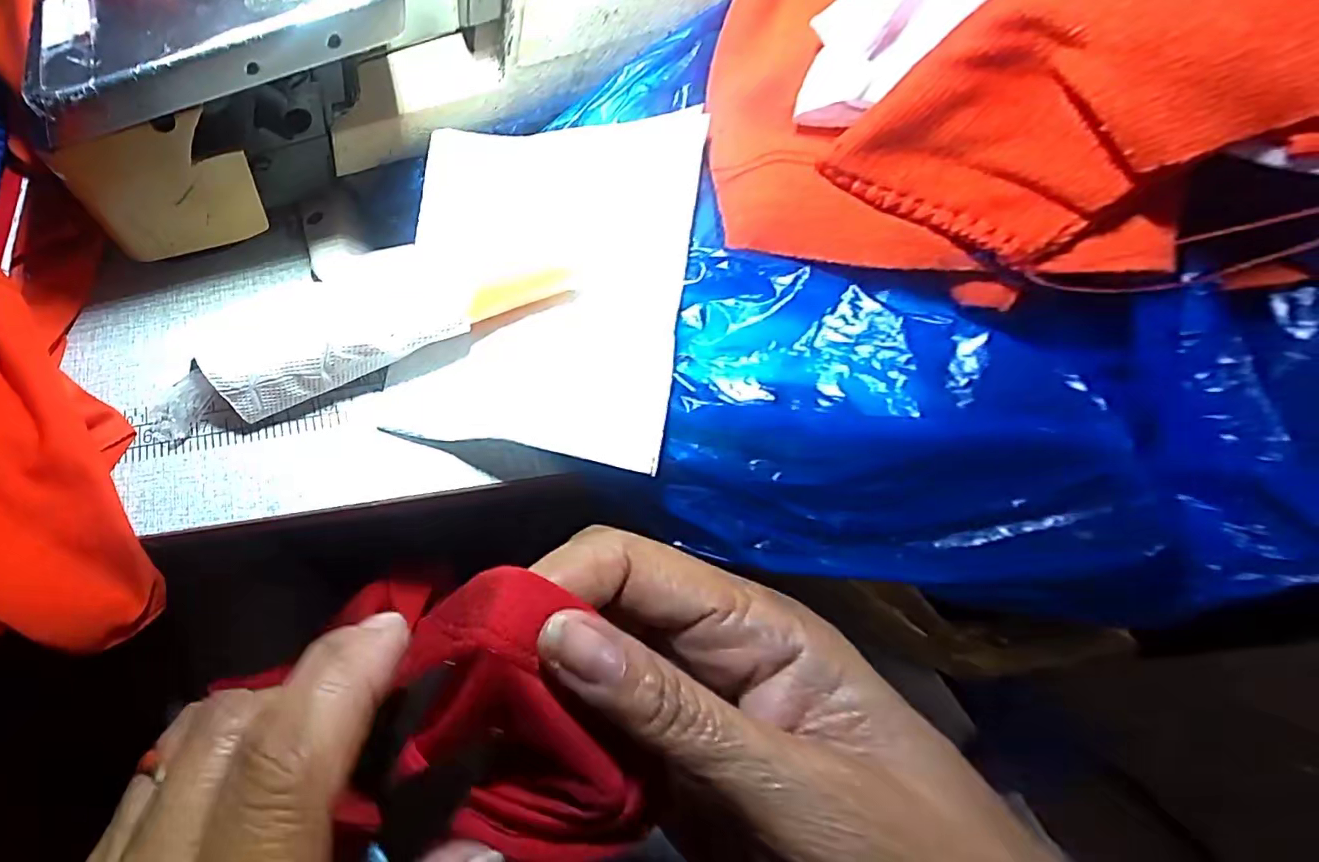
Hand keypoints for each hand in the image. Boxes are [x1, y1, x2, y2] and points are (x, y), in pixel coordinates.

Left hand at [88, 612, 495, 861]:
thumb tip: (475, 855)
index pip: (277, 763)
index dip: (339, 679)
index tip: (392, 627)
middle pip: (224, 733)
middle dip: (306, 683)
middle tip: (370, 675)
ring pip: (179, 746)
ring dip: (258, 711)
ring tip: (318, 714)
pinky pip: (149, 787)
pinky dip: (208, 753)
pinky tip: (246, 772)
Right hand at [532, 527, 1055, 861]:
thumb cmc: (916, 855)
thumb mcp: (799, 784)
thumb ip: (675, 710)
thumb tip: (556, 632)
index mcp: (745, 620)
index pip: (629, 561)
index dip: (563, 577)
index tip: (507, 627)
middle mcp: (700, 645)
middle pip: (596, 604)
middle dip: (536, 627)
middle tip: (478, 670)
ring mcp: (679, 702)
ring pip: (584, 663)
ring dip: (535, 681)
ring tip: (483, 707)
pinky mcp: (663, 756)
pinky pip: (591, 725)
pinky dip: (552, 733)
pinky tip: (519, 748)